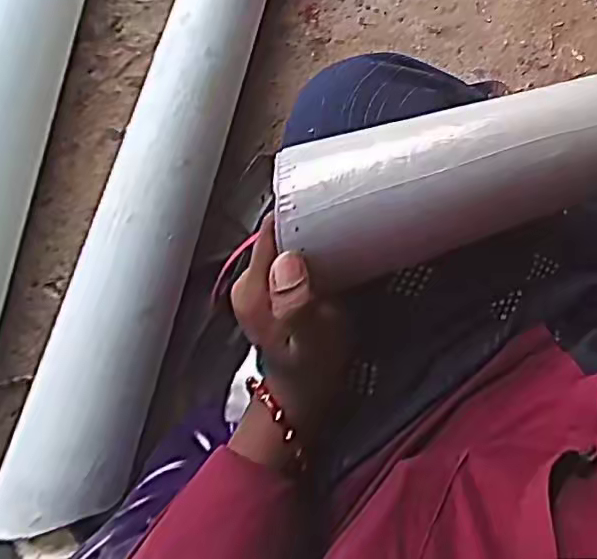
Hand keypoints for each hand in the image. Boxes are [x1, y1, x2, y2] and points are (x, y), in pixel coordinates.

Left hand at [229, 215, 347, 461]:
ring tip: (344, 219)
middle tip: (345, 205)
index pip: (270, 228)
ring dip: (314, 228)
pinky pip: (294, 251)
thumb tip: (286, 261)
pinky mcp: (278, 288)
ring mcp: (263, 285)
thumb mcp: (312, 340)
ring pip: (288, 239)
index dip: (298, 208)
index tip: (329, 196)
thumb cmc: (312, 373)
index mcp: (252, 290)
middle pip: (279, 229)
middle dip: (310, 215)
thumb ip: (297, 304)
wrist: (306, 400)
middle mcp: (251, 283)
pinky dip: (314, 244)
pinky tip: (336, 244)